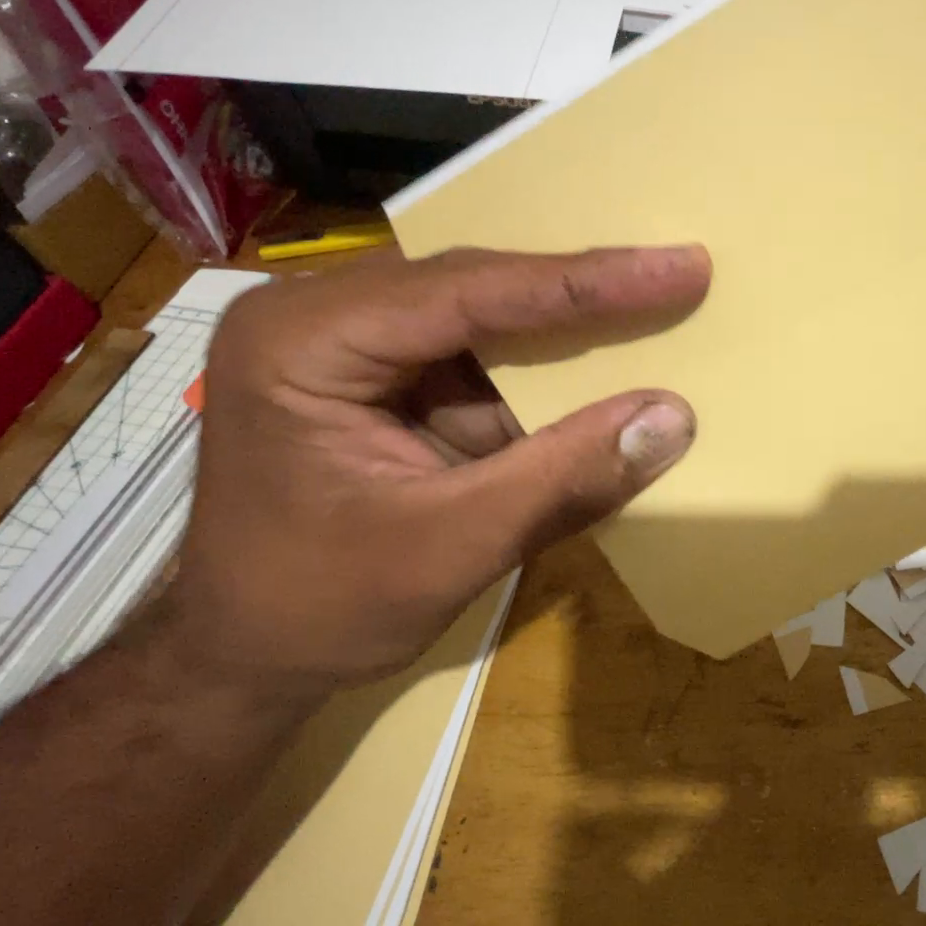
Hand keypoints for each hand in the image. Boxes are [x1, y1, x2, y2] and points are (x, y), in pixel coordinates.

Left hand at [162, 246, 710, 692]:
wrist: (244, 658)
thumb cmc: (319, 608)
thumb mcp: (449, 547)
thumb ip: (562, 479)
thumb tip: (673, 419)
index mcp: (303, 342)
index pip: (467, 291)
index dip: (585, 282)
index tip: (679, 267)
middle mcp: (322, 318)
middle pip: (479, 285)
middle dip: (584, 290)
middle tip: (682, 273)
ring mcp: (355, 344)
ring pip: (487, 312)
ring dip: (572, 324)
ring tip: (660, 303)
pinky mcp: (389, 378)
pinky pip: (484, 354)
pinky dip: (550, 368)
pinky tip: (608, 360)